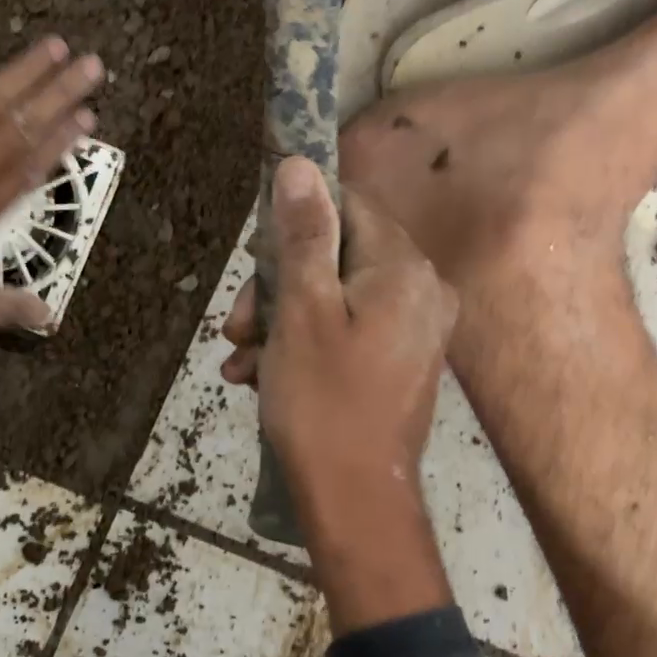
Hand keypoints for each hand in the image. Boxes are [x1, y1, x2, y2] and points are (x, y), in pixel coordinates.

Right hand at [221, 158, 459, 629]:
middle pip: (333, 256)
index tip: (251, 255)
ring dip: (274, 321)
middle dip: (274, 285)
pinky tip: (258, 375)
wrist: (354, 492)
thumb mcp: (299, 312)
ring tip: (240, 359)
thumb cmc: (321, 398)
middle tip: (237, 325)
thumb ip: (302, 238)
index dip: (294, 221)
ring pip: (326, 297)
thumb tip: (298, 165)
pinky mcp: (394, 362)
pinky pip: (337, 331)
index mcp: (403, 271)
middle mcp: (419, 291)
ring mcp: (409, 330)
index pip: (350, 208)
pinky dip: (294, 345)